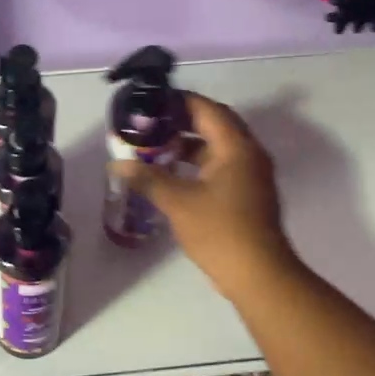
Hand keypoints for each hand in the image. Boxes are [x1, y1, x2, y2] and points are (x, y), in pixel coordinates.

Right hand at [111, 92, 297, 298]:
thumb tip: (117, 165)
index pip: (208, 109)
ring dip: (188, 145)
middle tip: (150, 125)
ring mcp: (251, 175)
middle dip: (182, 123)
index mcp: (236, 147)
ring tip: (155, 149)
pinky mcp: (248, 194)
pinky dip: (197, 165)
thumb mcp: (178, 202)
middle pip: (215, 125)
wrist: (257, 273)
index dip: (179, 102)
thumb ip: (148, 178)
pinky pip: (221, 167)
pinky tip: (172, 175)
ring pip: (217, 148)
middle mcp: (248, 154)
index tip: (151, 103)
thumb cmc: (219, 231)